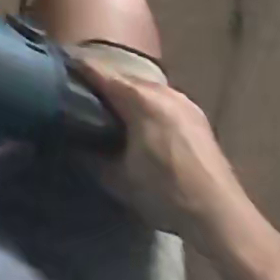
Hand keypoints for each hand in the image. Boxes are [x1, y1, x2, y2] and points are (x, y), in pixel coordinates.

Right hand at [74, 55, 251, 238]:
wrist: (223, 217)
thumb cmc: (166, 194)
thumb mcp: (118, 179)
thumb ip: (90, 157)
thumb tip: (70, 144)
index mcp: (138, 98)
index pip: (98, 71)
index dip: (75, 65)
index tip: (57, 61)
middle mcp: (161, 90)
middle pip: (121, 76)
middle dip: (99, 80)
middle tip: (77, 87)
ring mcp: (182, 101)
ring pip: (143, 87)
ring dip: (123, 92)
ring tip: (106, 104)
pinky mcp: (196, 115)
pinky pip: (160, 98)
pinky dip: (144, 102)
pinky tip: (139, 120)